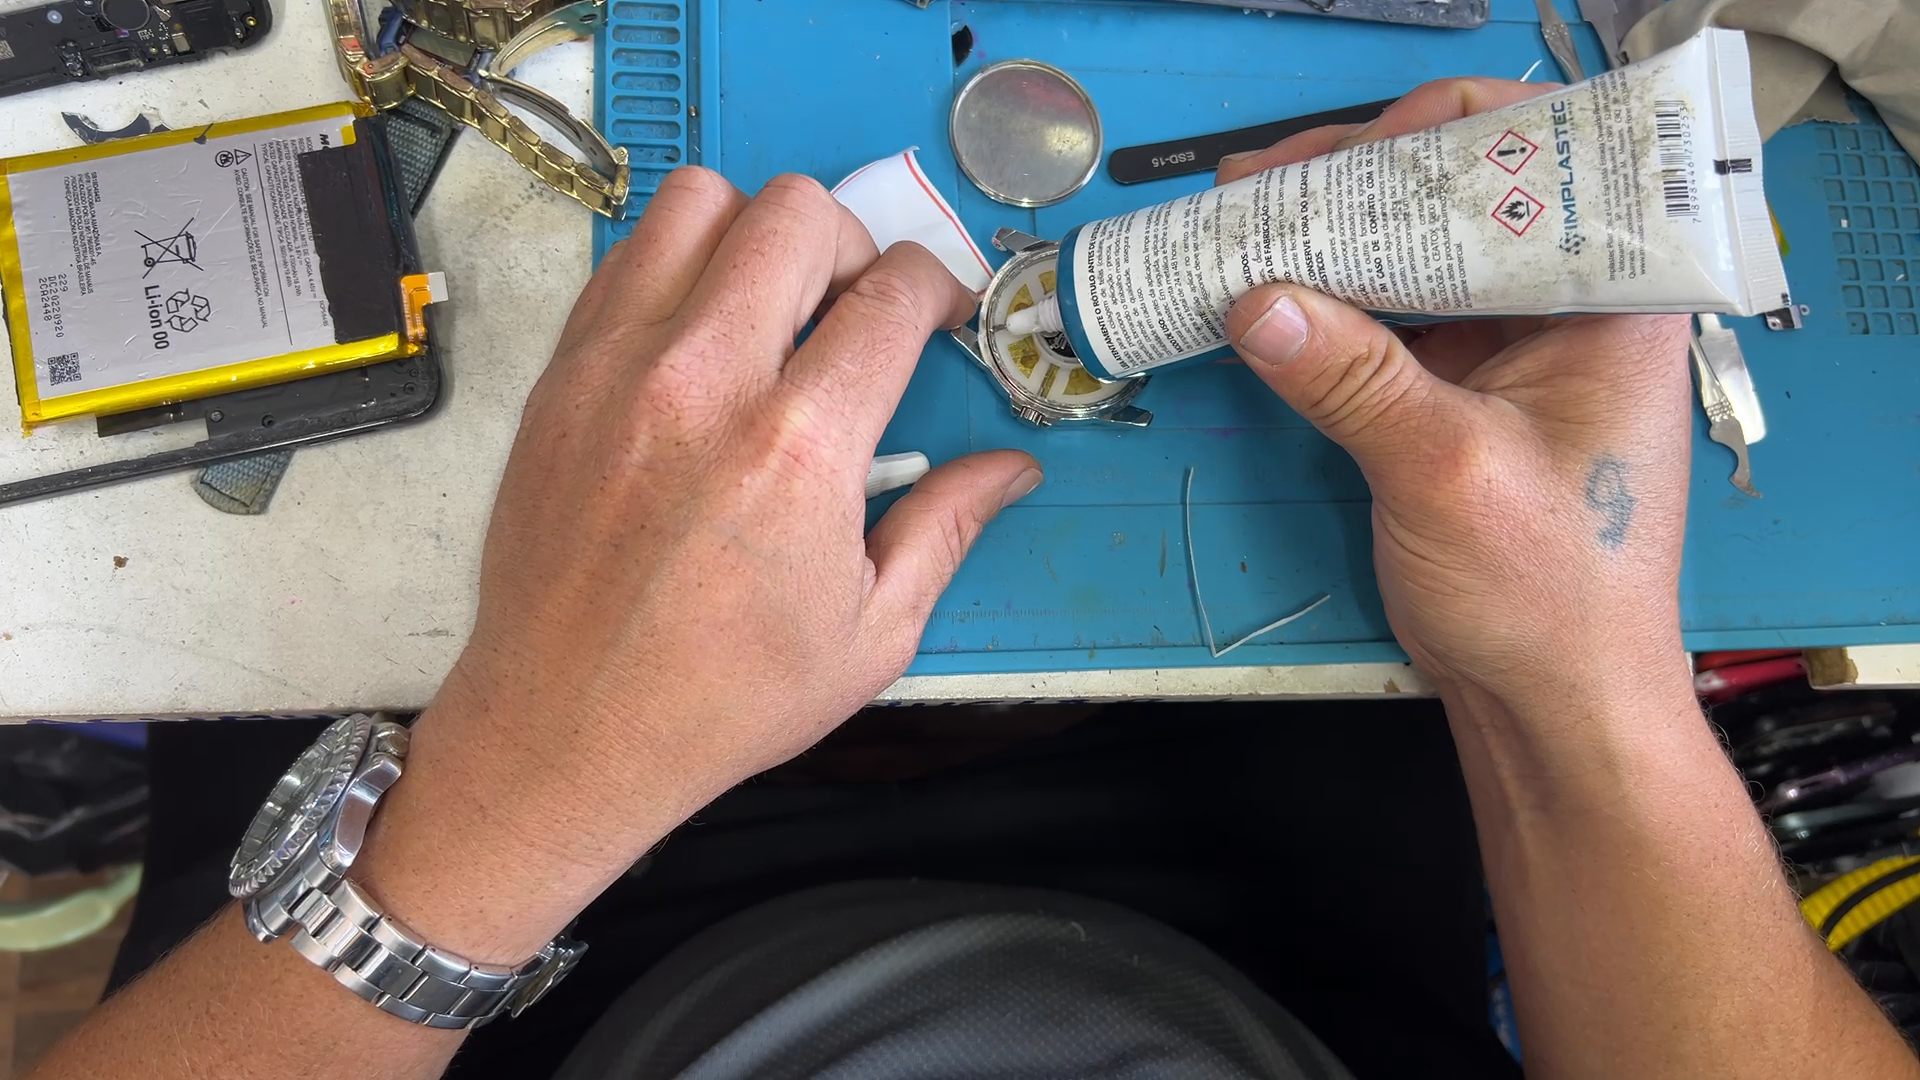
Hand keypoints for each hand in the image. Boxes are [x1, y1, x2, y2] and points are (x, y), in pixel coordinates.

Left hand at [460, 167, 1037, 803]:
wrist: (572, 733)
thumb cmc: (729, 697)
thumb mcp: (875, 630)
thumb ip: (949, 526)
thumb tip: (1011, 470)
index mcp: (801, 449)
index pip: (891, 295)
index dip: (938, 286)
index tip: (943, 313)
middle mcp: (705, 382)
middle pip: (799, 214)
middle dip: (858, 245)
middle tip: (864, 310)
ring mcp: (618, 367)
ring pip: (702, 202)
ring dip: (763, 235)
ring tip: (782, 307)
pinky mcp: (561, 377)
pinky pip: (630, 256)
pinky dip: (686, 263)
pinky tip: (708, 334)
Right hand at [1217, 79, 1694, 711]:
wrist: (1540, 687)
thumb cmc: (1536, 586)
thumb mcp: (1445, 473)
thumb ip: (1355, 382)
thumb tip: (1252, 302)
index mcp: (1605, 295)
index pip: (1528, 162)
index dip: (1421, 143)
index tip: (1317, 165)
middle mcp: (1552, 304)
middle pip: (1450, 202)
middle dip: (1346, 188)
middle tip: (1247, 188)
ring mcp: (1491, 348)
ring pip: (1402, 260)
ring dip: (1319, 245)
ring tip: (1236, 229)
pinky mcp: (1439, 390)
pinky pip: (1373, 324)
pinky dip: (1315, 308)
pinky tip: (1259, 299)